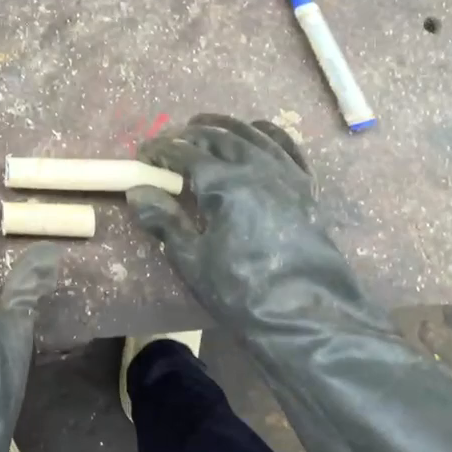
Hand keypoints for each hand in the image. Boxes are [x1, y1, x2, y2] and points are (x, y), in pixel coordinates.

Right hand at [128, 115, 451, 451]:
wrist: (314, 324)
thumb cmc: (245, 294)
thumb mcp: (194, 261)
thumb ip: (165, 221)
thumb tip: (137, 192)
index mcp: (225, 183)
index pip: (183, 153)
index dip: (159, 151)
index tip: (140, 155)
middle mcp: (256, 168)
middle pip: (215, 137)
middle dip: (186, 136)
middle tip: (165, 144)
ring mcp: (285, 176)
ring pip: (250, 135)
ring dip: (222, 127)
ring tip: (202, 127)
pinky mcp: (304, 189)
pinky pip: (285, 147)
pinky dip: (265, 133)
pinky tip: (253, 133)